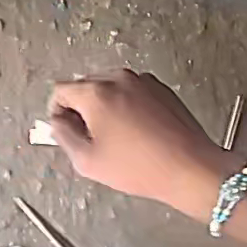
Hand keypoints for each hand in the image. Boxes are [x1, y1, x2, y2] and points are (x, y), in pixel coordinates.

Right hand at [49, 70, 240, 220]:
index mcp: (97, 92)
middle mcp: (119, 78)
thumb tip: (58, 122)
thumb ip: (63, 135)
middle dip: (81, 109)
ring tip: (116, 138)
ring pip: (108, 88)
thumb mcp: (87, 161)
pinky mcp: (160, 89)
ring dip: (104, 107)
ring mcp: (142, 81)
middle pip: (84, 86)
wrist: (189, 168)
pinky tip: (135, 133)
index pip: (60, 90)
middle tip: (90, 138)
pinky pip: (131, 92)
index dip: (57, 112)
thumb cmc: (142, 167)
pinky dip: (127, 107)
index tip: (65, 128)